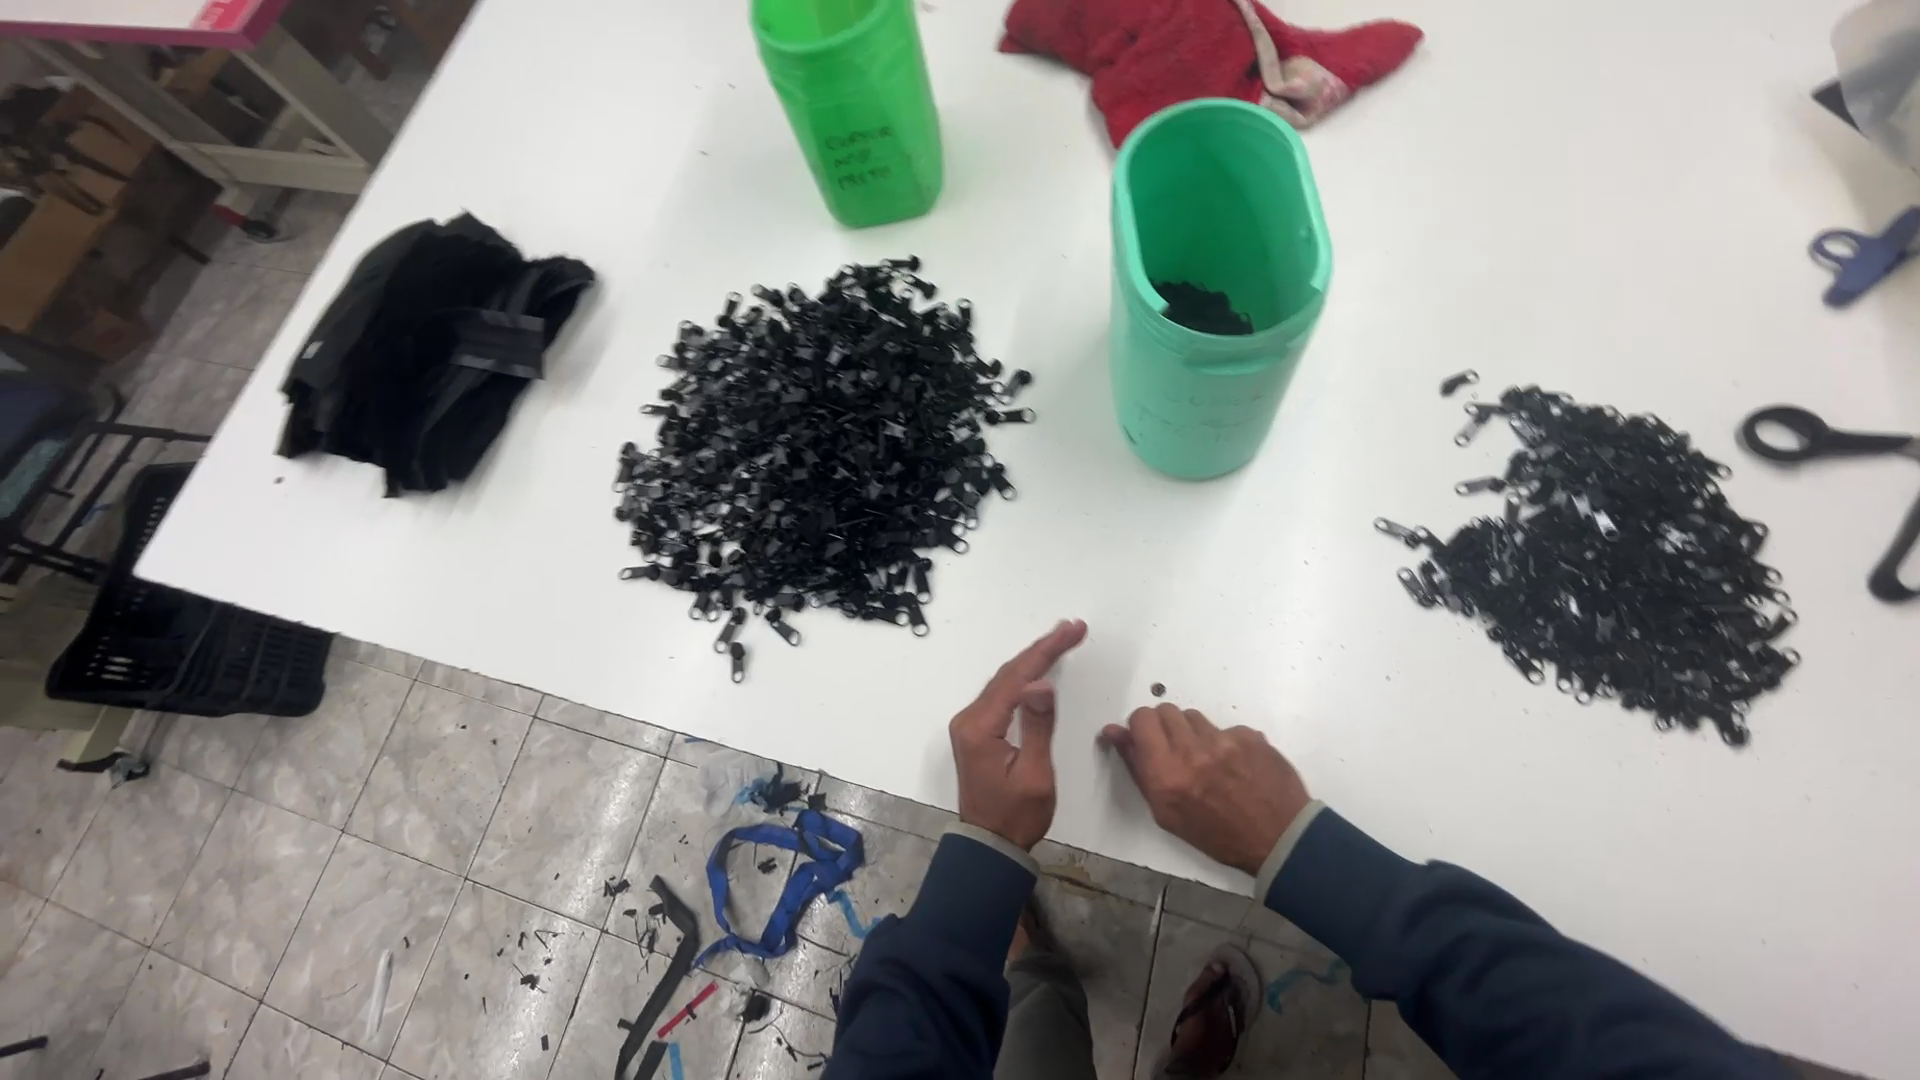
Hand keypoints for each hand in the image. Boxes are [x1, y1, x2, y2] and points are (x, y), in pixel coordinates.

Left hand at [948, 619, 1088, 849]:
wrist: (990, 845)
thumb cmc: (1017, 816)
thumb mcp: (1035, 776)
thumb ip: (1038, 727)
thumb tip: (1040, 684)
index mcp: (981, 727)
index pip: (1017, 677)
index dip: (1047, 651)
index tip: (1072, 631)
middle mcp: (969, 719)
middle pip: (1009, 673)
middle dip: (1042, 648)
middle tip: (1072, 628)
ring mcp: (970, 723)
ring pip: (1004, 680)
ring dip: (1032, 659)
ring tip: (1060, 638)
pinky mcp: (976, 730)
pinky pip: (1001, 693)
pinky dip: (1022, 675)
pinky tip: (1037, 667)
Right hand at [1100, 704, 1309, 875]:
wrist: (1278, 840)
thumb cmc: (1216, 834)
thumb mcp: (1165, 813)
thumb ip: (1136, 767)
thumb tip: (1113, 732)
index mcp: (1165, 773)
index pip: (1140, 719)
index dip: (1141, 727)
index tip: (1148, 740)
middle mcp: (1192, 751)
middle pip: (1165, 710)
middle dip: (1165, 726)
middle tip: (1177, 750)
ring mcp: (1223, 740)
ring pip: (1194, 716)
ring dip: (1193, 732)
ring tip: (1208, 760)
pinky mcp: (1249, 736)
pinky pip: (1225, 727)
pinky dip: (1224, 741)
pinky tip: (1235, 765)